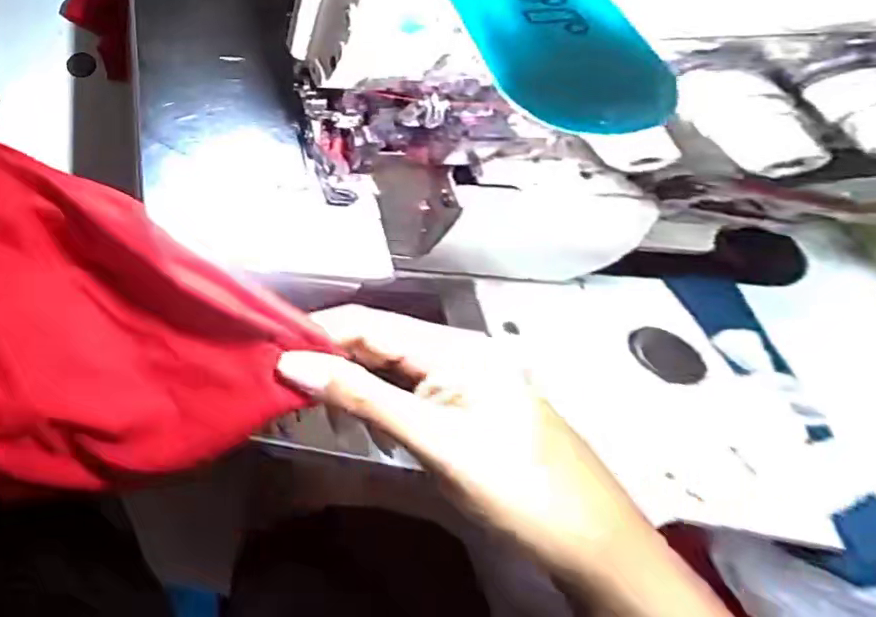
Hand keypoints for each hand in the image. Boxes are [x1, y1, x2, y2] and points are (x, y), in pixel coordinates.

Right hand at [275, 306, 656, 581]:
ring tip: (316, 403)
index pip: (366, 323)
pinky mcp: (465, 403)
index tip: (273, 351)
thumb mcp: (433, 442)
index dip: (318, 333)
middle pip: (375, 339)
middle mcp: (455, 349)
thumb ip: (360, 396)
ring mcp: (462, 376)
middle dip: (331, 357)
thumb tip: (291, 363)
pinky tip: (360, 416)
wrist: (602, 552)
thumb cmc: (517, 490)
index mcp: (451, 346)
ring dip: (351, 379)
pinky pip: (406, 386)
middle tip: (287, 382)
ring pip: (388, 363)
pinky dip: (377, 398)